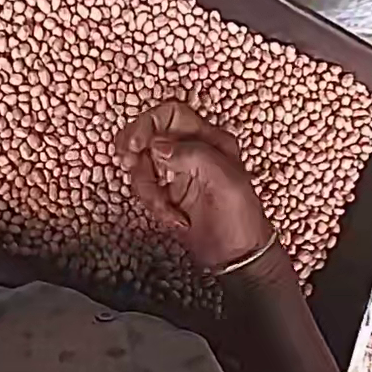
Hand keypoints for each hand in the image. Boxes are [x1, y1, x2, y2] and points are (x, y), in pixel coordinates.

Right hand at [114, 101, 272, 267]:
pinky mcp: (168, 194)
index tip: (134, 144)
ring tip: (163, 207)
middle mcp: (192, 151)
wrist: (238, 258)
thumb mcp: (226, 182)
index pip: (171, 114)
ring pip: (142, 165)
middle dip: (136, 152)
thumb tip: (158, 145)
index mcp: (210, 140)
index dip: (148, 123)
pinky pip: (145, 189)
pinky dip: (151, 204)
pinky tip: (171, 218)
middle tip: (129, 163)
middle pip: (149, 136)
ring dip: (146, 187)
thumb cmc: (241, 220)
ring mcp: (178, 172)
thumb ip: (194, 156)